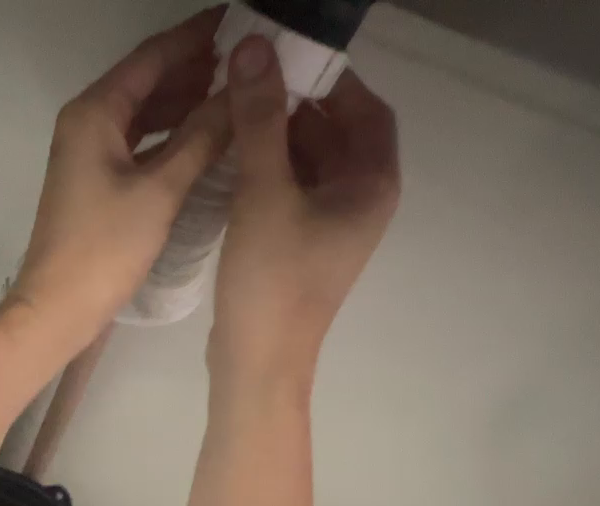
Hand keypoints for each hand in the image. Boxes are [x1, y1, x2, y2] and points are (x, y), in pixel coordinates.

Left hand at [10, 7, 234, 344]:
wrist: (57, 310)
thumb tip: (241, 90)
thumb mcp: (160, 190)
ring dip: (186, 103)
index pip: (153, 56)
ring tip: (238, 94)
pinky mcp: (95, 185)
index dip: (200, 36)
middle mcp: (87, 124)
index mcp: (95, 113)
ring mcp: (89, 156)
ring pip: (144, 115)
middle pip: (147, 81)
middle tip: (252, 61)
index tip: (245, 24)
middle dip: (197, 68)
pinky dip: (171, 138)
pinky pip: (139, 145)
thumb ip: (202, 136)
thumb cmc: (103, 250)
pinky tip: (206, 140)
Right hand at [211, 34, 399, 390]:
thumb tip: (255, 49)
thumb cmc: (272, 281)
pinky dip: (264, 173)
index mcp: (371, 184)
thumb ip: (259, 122)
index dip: (328, 80)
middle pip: (334, 136)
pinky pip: (287, 193)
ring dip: (274, 141)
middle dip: (294, 109)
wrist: (256, 363)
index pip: (364, 108)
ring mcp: (327, 229)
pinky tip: (228, 166)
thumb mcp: (264, 194)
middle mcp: (358, 202)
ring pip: (306, 166)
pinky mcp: (296, 248)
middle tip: (244, 88)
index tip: (281, 62)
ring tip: (229, 122)